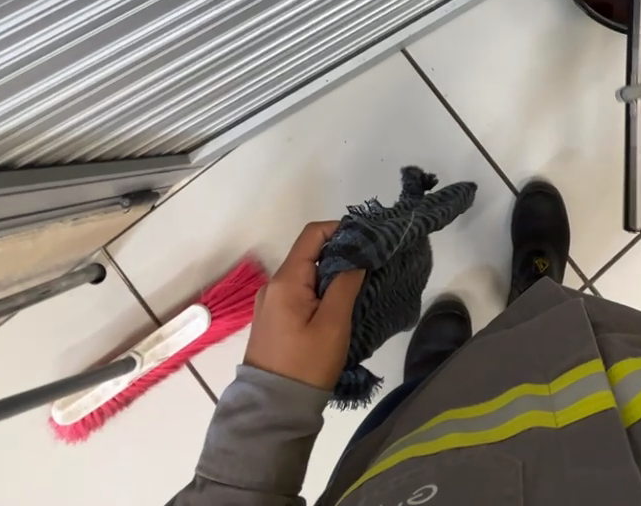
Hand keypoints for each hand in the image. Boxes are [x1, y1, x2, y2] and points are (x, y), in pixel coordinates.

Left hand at [243, 221, 364, 389]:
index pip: (313, 234)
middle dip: (340, 253)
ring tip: (358, 284)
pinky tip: (339, 303)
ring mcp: (271, 302)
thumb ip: (345, 283)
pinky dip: (320, 288)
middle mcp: (274, 285)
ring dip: (331, 272)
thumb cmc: (306, 364)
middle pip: (310, 252)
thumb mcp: (333, 323)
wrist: (272, 411)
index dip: (340, 229)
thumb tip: (357, 257)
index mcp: (286, 280)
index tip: (366, 241)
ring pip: (306, 272)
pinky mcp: (274, 318)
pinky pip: (300, 290)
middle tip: (369, 264)